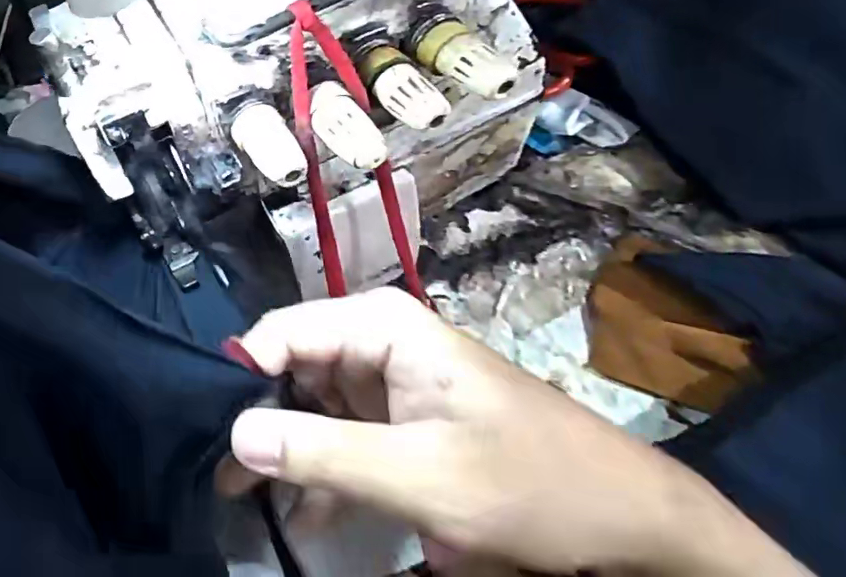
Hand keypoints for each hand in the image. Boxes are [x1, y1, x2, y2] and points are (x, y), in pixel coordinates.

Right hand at [227, 288, 811, 575]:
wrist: (631, 523)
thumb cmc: (530, 482)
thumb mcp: (423, 475)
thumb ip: (324, 453)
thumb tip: (235, 436)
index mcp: (378, 323)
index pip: (284, 332)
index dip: (245, 375)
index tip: (214, 429)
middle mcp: (373, 337)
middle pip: (293, 366)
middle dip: (261, 419)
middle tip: (225, 476)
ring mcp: (384, 376)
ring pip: (311, 402)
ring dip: (288, 451)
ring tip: (247, 499)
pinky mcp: (396, 415)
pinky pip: (340, 433)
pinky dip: (321, 470)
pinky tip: (301, 513)